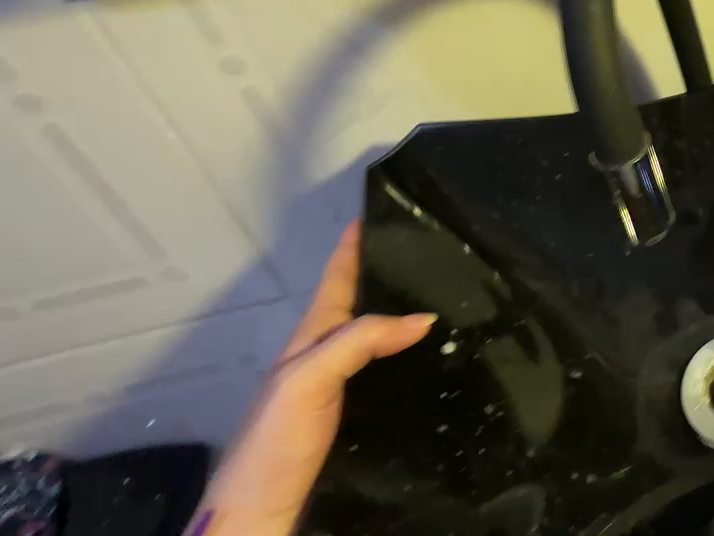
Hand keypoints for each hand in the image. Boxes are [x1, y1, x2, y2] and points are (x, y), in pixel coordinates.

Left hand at [188, 222, 434, 535]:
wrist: (260, 520)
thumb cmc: (274, 442)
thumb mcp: (308, 379)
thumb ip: (361, 340)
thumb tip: (427, 315)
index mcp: (313, 338)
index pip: (338, 277)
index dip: (355, 244)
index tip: (382, 210)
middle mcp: (329, 357)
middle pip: (365, 302)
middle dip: (393, 273)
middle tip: (439, 250)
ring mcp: (343, 389)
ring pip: (383, 338)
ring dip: (410, 315)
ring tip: (453, 297)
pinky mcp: (360, 418)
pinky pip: (394, 372)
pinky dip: (416, 357)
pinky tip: (442, 360)